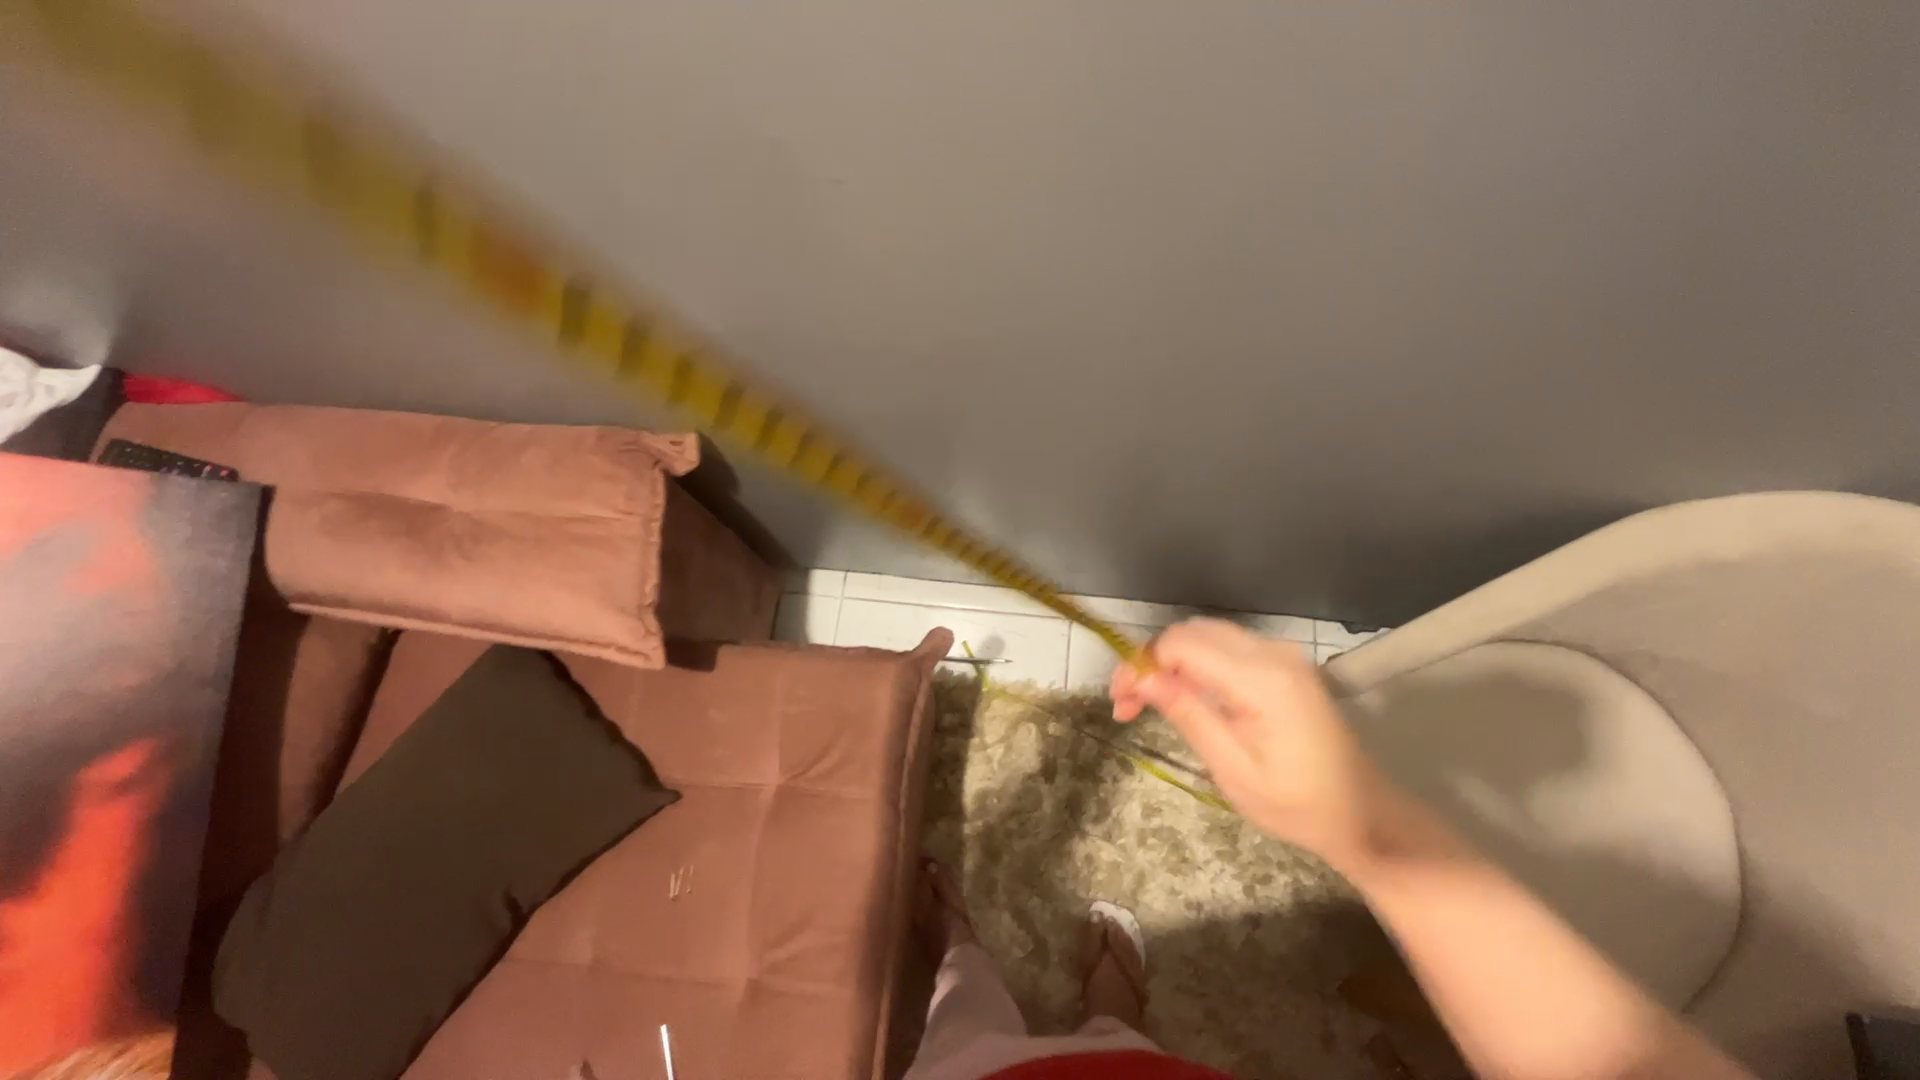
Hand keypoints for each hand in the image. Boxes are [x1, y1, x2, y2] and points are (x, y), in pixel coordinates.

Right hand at [1111, 618, 1397, 867]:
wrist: (1362, 814)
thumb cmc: (1297, 803)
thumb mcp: (1232, 768)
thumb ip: (1188, 713)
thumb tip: (1141, 678)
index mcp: (1262, 680)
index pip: (1182, 644)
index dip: (1142, 664)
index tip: (1120, 701)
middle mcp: (1273, 653)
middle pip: (1191, 632)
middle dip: (1151, 661)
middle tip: (1127, 704)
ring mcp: (1281, 655)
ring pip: (1206, 636)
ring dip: (1170, 661)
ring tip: (1146, 702)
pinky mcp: (1283, 664)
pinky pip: (1227, 648)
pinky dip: (1195, 664)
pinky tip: (1181, 695)